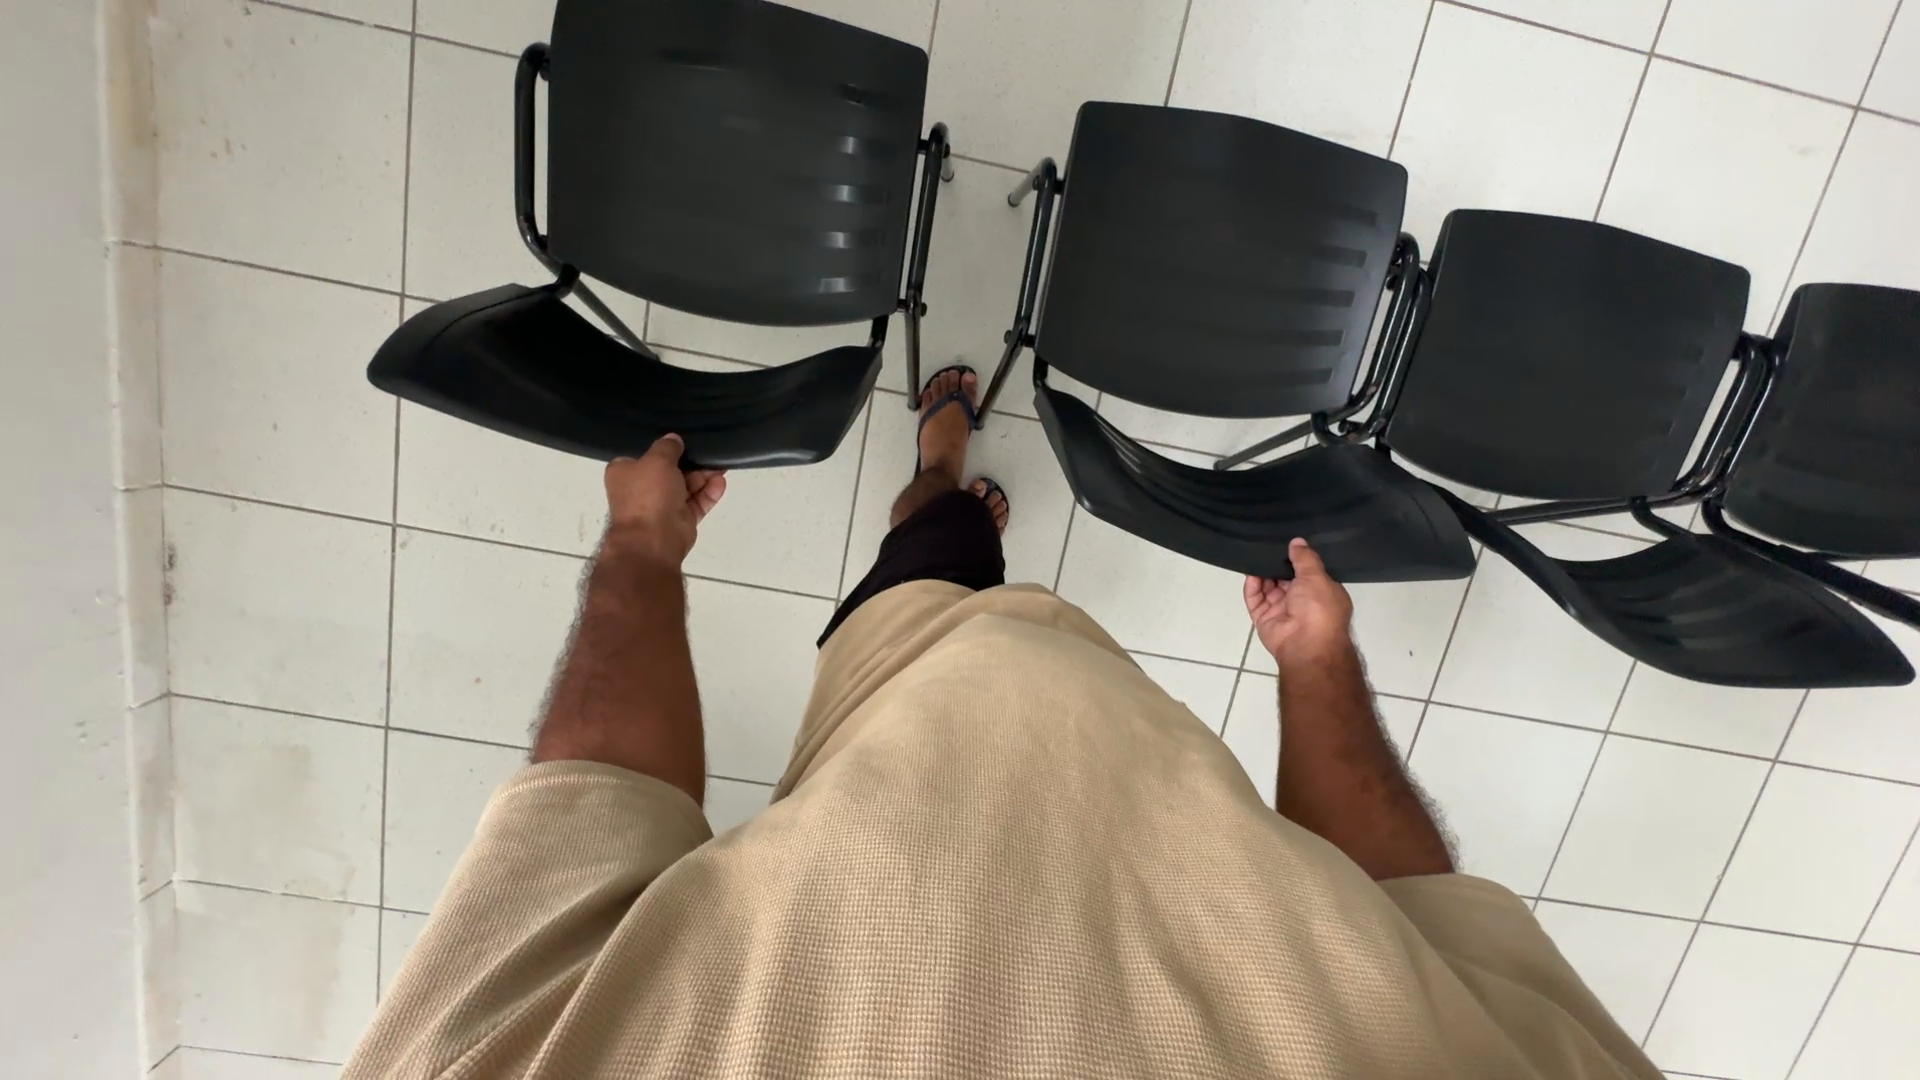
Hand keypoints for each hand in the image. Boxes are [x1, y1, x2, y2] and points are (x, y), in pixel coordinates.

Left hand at [602, 435, 726, 566]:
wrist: (654, 538)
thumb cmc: (648, 494)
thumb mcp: (656, 459)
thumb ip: (667, 446)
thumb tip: (674, 439)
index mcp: (625, 473)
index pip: (645, 455)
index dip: (664, 448)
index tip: (682, 440)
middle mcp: (642, 489)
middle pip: (670, 470)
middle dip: (691, 462)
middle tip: (709, 451)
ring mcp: (662, 505)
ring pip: (687, 486)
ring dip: (703, 476)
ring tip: (721, 465)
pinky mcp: (681, 519)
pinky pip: (696, 502)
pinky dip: (708, 493)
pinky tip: (720, 482)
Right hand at [1244, 538, 1354, 667]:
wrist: (1306, 644)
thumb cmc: (1319, 608)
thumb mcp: (1317, 577)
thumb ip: (1305, 558)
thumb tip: (1297, 542)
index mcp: (1322, 593)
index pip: (1309, 572)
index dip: (1299, 559)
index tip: (1288, 543)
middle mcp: (1302, 602)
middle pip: (1285, 579)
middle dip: (1277, 565)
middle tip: (1267, 544)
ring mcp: (1282, 611)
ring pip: (1268, 587)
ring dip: (1262, 574)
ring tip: (1255, 555)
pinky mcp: (1264, 618)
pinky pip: (1255, 599)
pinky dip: (1252, 587)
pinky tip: (1250, 573)